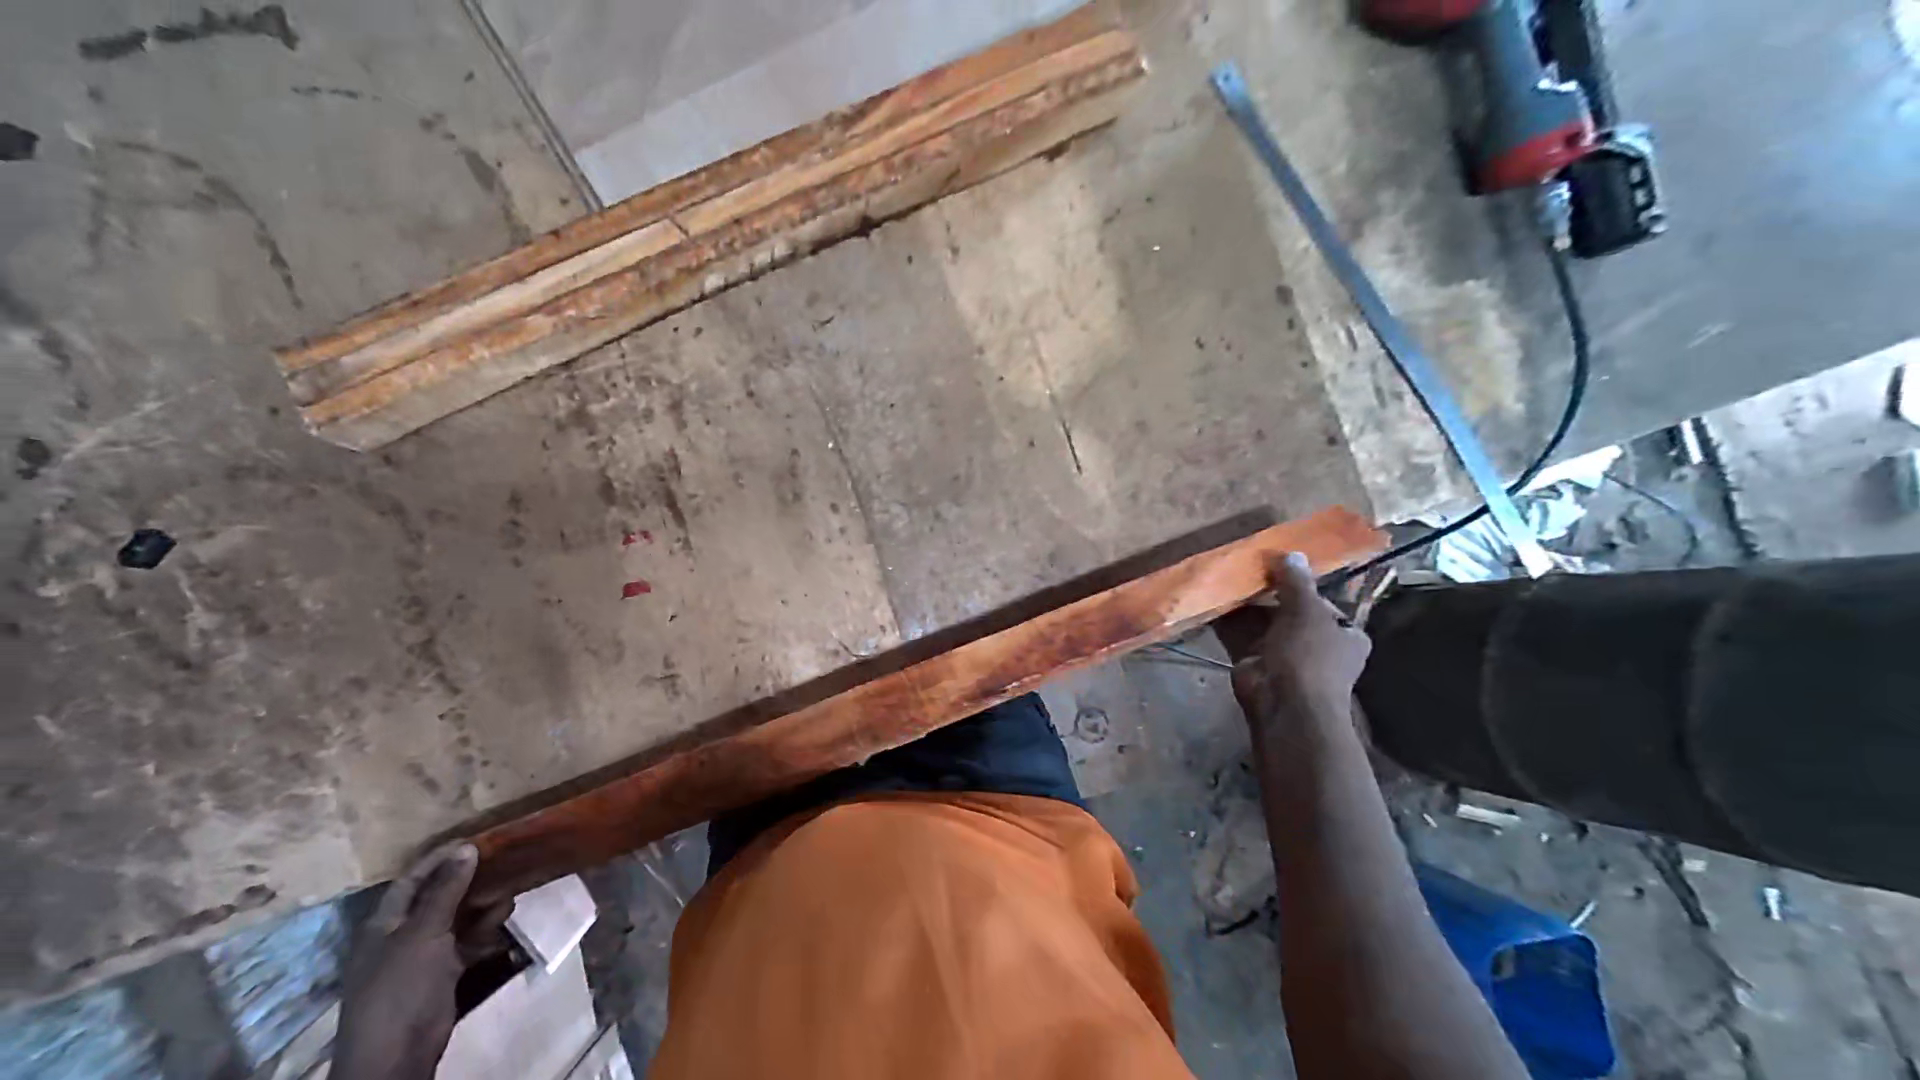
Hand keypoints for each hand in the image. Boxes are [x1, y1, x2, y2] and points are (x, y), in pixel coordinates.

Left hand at [333, 843, 498, 1079]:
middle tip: (504, 863)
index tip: (476, 839)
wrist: (396, 1054)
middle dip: (470, 880)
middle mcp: (403, 934)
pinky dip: (486, 931)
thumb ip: (445, 891)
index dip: (440, 858)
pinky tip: (504, 922)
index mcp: (386, 923)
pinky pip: (468, 942)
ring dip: (483, 906)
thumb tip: (467, 848)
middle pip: (439, 896)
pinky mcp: (443, 973)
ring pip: (458, 918)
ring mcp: (423, 955)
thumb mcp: (423, 934)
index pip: (412, 879)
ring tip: (508, 896)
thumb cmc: (401, 986)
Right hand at [1230, 552, 1371, 728]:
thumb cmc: (1309, 655)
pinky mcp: (1252, 660)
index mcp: (1343, 633)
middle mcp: (1314, 644)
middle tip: (1248, 564)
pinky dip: (1226, 618)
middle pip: (1289, 609)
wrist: (1283, 703)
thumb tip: (1293, 552)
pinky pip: (1239, 633)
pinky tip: (1212, 596)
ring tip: (1227, 573)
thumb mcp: (1308, 610)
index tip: (1280, 563)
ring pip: (1261, 620)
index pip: (1323, 601)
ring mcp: (1282, 654)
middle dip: (1268, 591)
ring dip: (1245, 602)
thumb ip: (1297, 581)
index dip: (1303, 583)